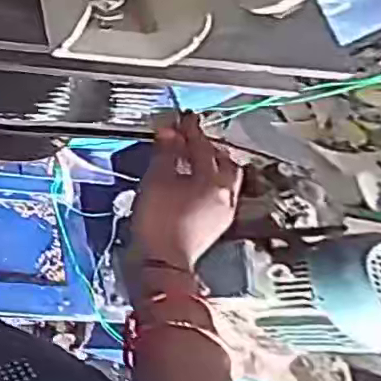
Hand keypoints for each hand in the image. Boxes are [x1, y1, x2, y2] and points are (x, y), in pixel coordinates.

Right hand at [129, 113, 241, 266]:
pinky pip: (216, 195)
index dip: (191, 130)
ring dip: (208, 165)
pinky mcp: (213, 225)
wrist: (162, 261)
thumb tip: (169, 133)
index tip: (184, 119)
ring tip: (189, 159)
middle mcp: (225, 195)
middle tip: (189, 138)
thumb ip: (165, 154)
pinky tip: (189, 184)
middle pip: (223, 162)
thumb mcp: (156, 180)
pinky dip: (204, 182)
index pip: (203, 147)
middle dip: (207, 148)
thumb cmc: (159, 222)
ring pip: (222, 179)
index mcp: (213, 181)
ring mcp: (222, 212)